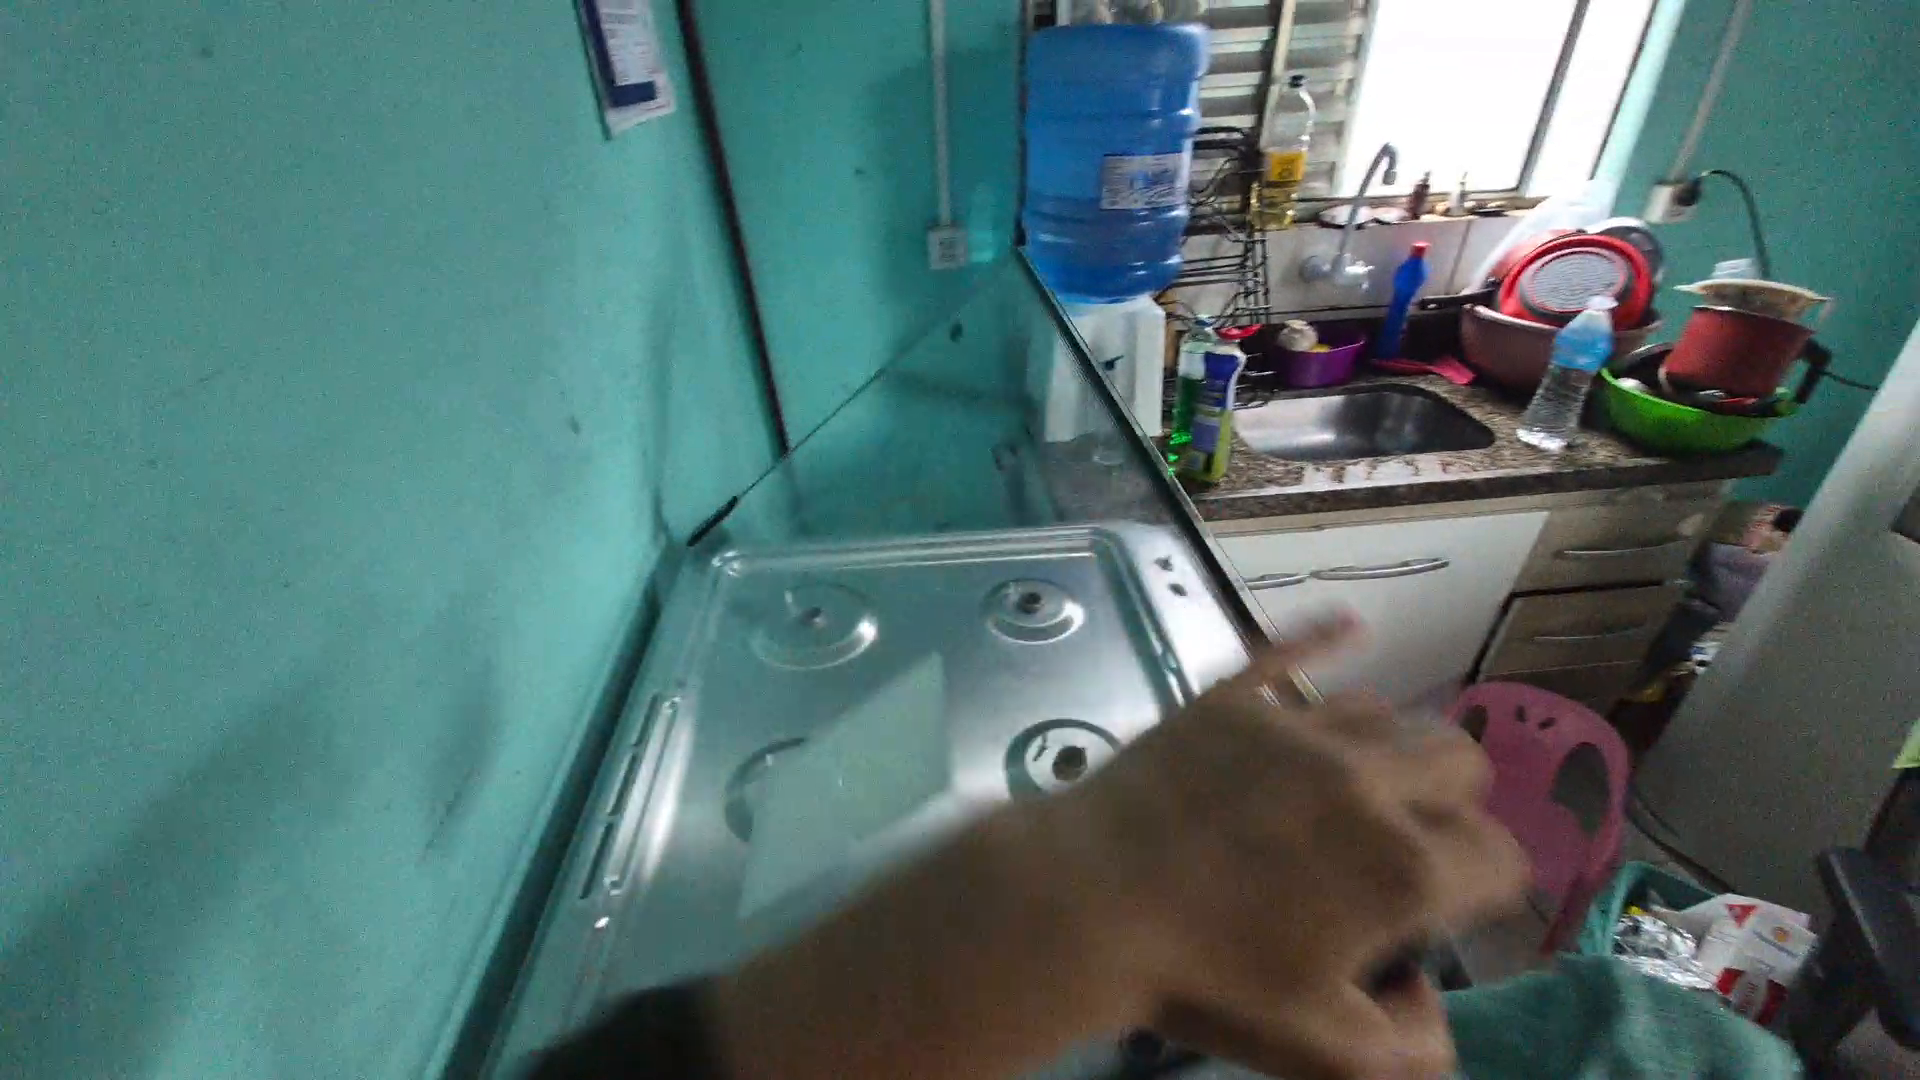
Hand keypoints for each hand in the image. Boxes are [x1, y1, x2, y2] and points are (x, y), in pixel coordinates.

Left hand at [1033, 618, 1526, 1078]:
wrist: (1089, 898)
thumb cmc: (1202, 977)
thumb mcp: (1325, 1056)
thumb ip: (1415, 1045)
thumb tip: (1427, 992)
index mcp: (1400, 868)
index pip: (1498, 855)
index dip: (1480, 882)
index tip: (1442, 899)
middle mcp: (1360, 780)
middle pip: (1457, 760)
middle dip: (1450, 800)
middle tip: (1404, 833)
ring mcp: (1289, 727)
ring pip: (1382, 710)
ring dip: (1385, 746)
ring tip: (1352, 778)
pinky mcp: (1226, 699)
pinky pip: (1287, 650)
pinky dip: (1325, 636)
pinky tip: (1352, 624)